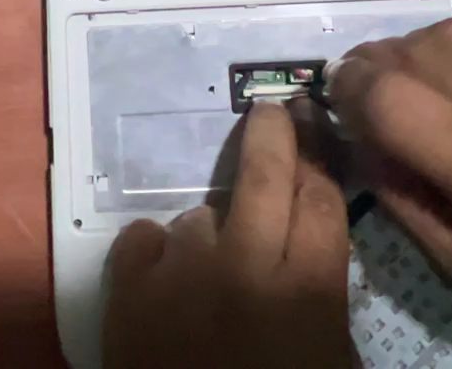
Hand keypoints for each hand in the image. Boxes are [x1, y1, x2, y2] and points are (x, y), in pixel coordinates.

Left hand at [102, 101, 355, 368]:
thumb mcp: (324, 361)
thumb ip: (323, 299)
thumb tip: (313, 240)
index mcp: (306, 291)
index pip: (321, 198)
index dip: (319, 158)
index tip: (313, 126)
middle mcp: (245, 265)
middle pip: (265, 174)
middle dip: (273, 132)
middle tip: (271, 109)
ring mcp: (180, 270)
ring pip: (200, 217)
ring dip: (209, 238)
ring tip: (208, 285)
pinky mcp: (127, 285)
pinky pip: (144, 237)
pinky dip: (154, 255)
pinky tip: (161, 284)